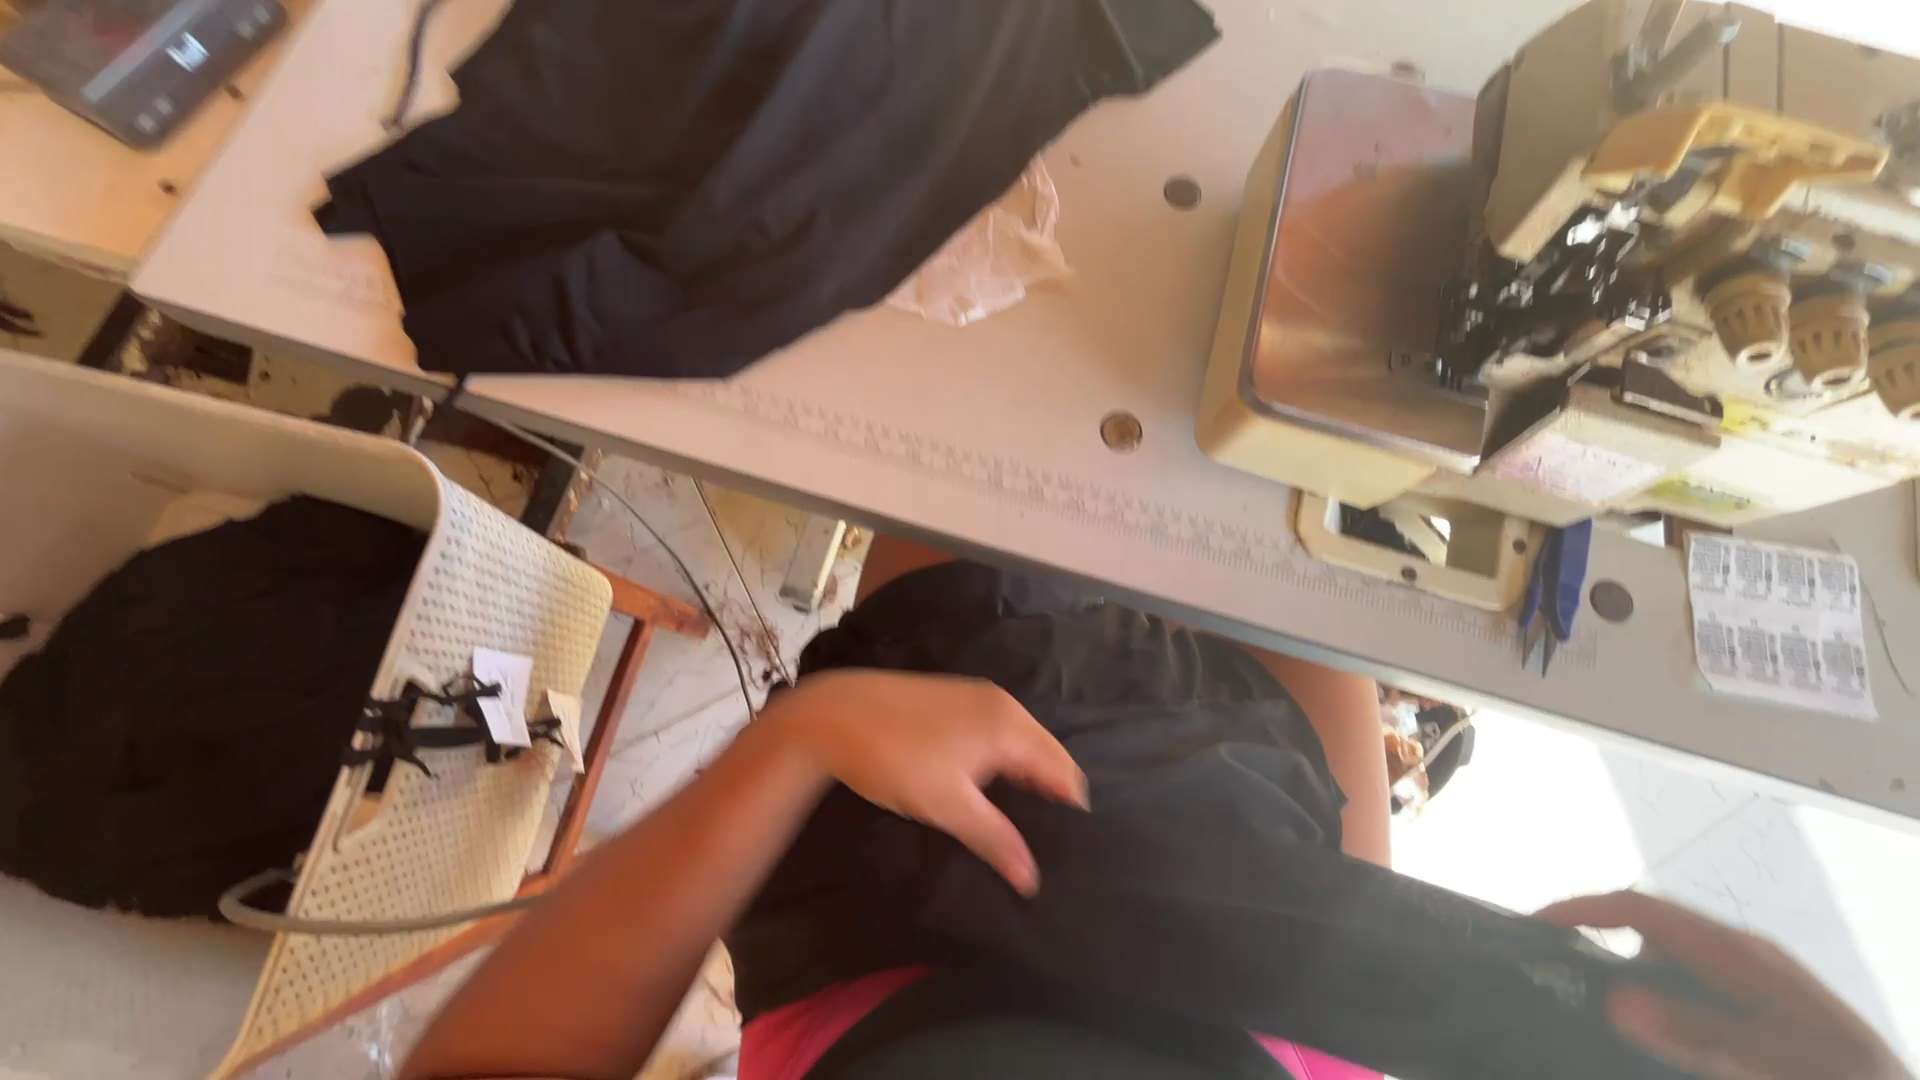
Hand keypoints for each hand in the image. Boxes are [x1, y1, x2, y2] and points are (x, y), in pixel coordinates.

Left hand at [759, 669, 1087, 895]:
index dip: (1070, 810)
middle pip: (1044, 754)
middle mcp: (1002, 704)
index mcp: (1009, 723)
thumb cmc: (894, 757)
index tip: (1070, 850)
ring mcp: (976, 698)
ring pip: (1018, 745)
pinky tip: (985, 792)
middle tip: (1043, 844)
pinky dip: (1000, 763)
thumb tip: (1032, 879)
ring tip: (1017, 825)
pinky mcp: (954, 701)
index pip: (1064, 769)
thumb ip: (994, 838)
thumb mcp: (946, 804)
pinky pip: (995, 735)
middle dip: (1047, 796)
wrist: (831, 714)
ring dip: (1022, 780)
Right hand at [1537, 892, 1910, 1079]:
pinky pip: (1676, 993)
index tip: (1533, 927)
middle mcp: (1734, 958)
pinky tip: (1638, 1037)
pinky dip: (1646, 1007)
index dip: (1581, 910)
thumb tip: (1613, 1001)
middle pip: (1641, 931)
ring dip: (1621, 984)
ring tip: (1591, 1016)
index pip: (1641, 909)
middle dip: (1592, 944)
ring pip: (1655, 965)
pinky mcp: (1741, 1014)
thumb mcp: (1781, 1065)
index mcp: (1741, 955)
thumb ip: (1702, 1033)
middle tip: (1553, 977)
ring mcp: (1739, 985)